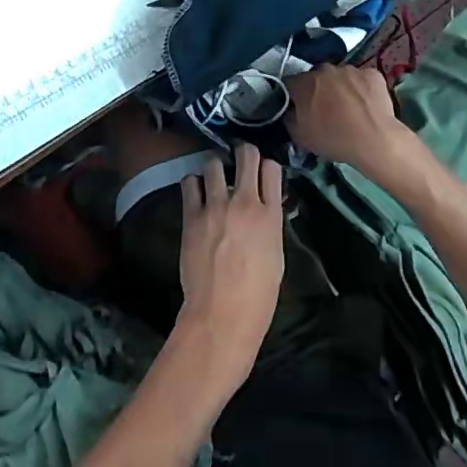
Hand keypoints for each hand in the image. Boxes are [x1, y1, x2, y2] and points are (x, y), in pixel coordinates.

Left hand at [177, 143, 283, 383]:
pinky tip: (195, 190)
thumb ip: (270, 225)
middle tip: (239, 157)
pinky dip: (193, 183)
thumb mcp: (276, 255)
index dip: (266, 165)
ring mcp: (216, 206)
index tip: (261, 170)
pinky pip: (189, 184)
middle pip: (247, 156)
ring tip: (213, 176)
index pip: (272, 168)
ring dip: (215, 167)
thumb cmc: (258, 295)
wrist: (221, 314)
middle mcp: (244, 202)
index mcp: (270, 214)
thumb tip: (265, 210)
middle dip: (244, 152)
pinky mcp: (192, 216)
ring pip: (213, 164)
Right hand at [285, 64, 418, 173]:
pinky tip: (365, 105)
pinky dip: (361, 88)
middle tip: (324, 111)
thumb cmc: (334, 138)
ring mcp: (350, 69)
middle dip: (317, 90)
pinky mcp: (372, 73)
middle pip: (316, 78)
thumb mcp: (300, 137)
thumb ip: (288, 119)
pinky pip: (361, 79)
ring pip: (340, 77)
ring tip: (349, 109)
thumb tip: (289, 111)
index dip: (292, 97)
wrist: (374, 139)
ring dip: (340, 88)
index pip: (289, 84)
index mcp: (304, 83)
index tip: (298, 109)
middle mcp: (325, 69)